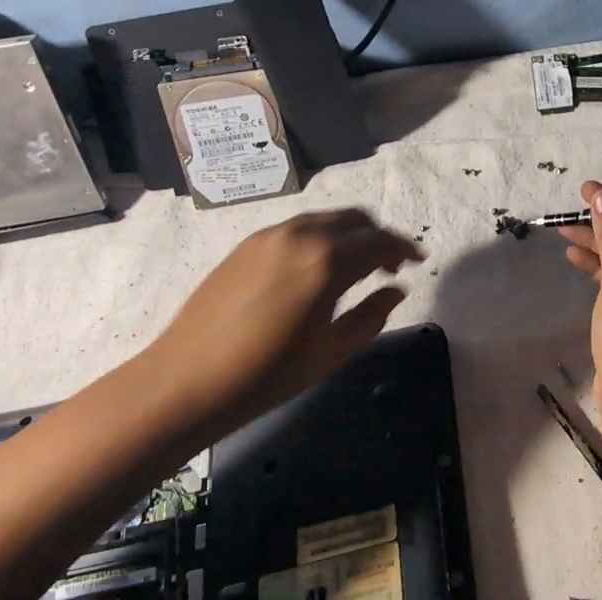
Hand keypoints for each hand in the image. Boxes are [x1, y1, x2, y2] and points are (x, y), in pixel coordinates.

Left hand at [143, 209, 422, 434]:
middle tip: (391, 264)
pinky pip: (299, 227)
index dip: (404, 249)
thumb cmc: (264, 376)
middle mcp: (302, 236)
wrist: (182, 382)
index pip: (380, 242)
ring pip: (326, 219)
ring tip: (357, 264)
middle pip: (356, 219)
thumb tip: (396, 289)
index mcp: (327, 262)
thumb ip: (371, 315)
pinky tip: (318, 266)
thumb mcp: (330, 353)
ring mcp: (271, 236)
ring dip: (350, 233)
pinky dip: (322, 236)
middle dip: (379, 236)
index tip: (419, 261)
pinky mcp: (248, 244)